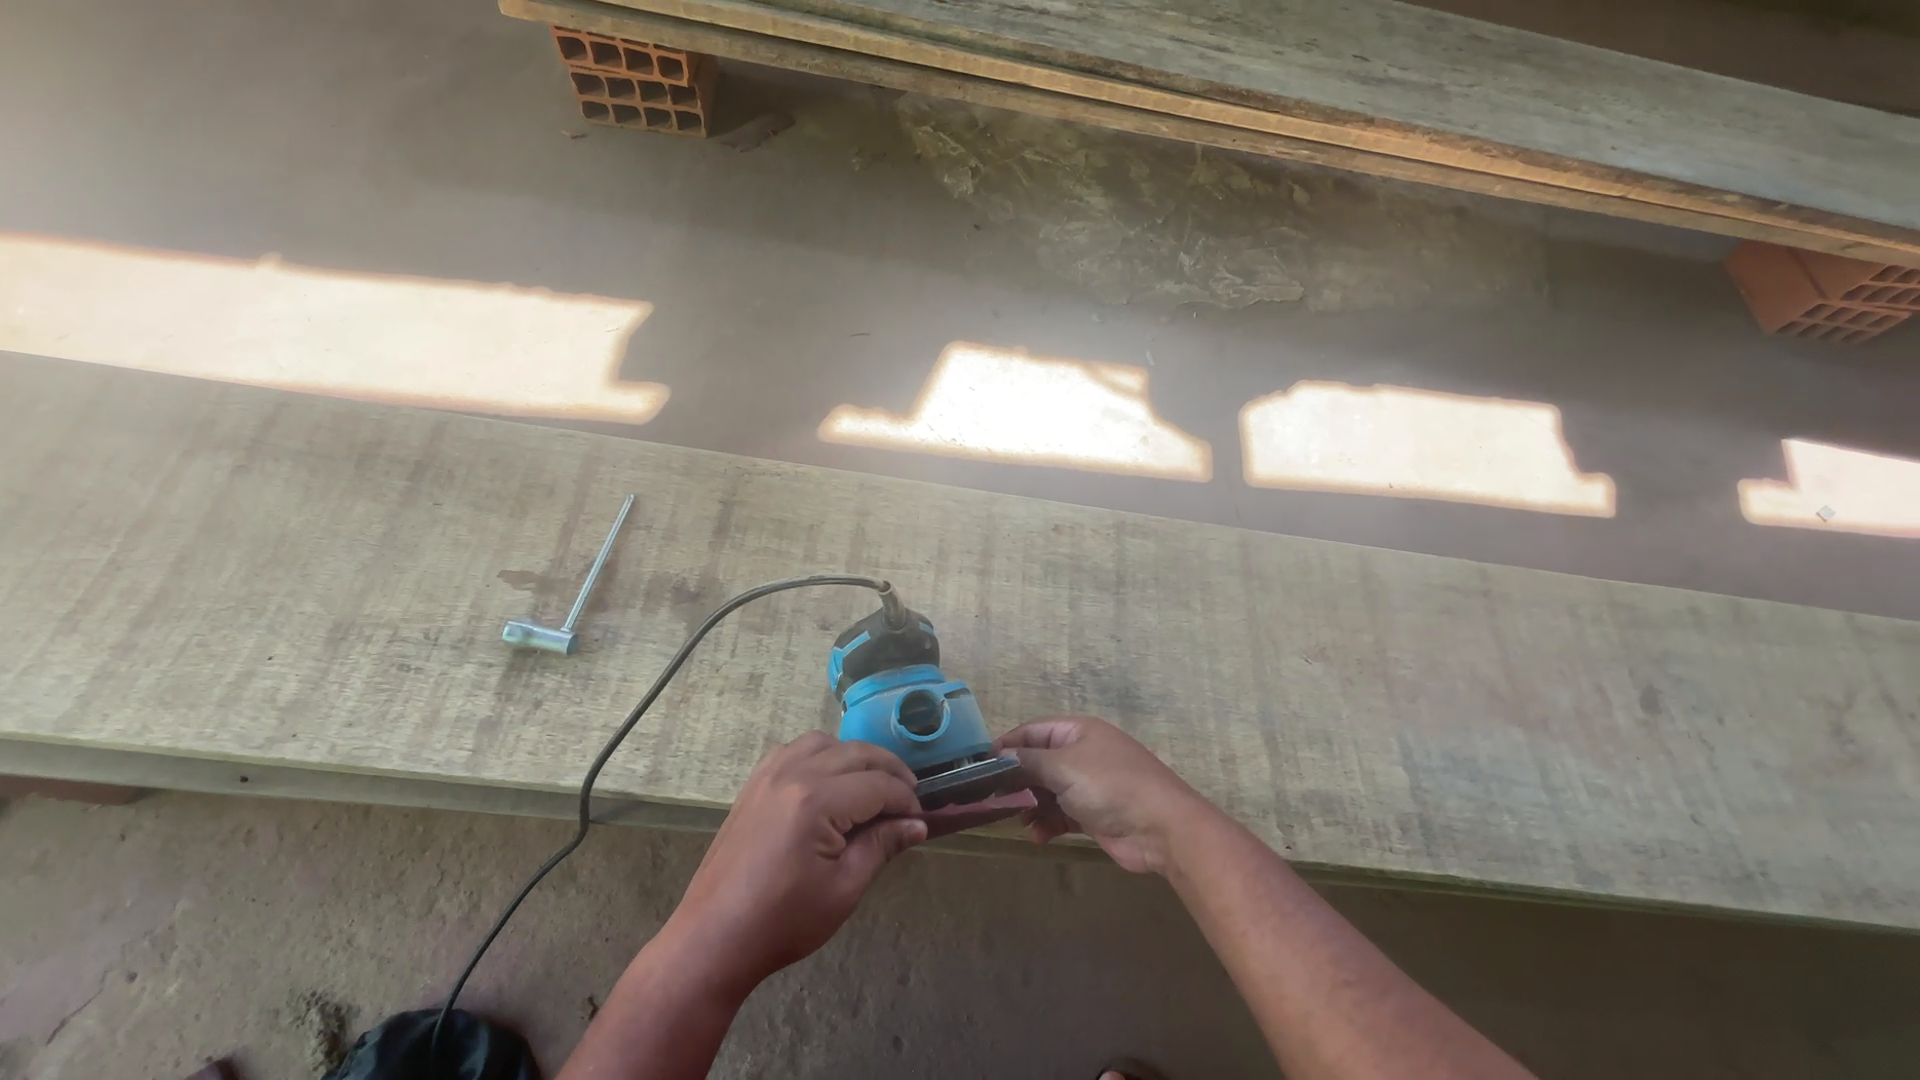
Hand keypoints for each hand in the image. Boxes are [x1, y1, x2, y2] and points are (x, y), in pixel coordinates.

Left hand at [661, 732, 927, 994]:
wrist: (715, 937)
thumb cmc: (783, 922)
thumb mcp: (844, 888)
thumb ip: (882, 846)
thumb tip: (917, 824)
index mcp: (816, 801)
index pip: (879, 785)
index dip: (906, 801)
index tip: (920, 820)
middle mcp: (793, 774)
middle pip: (857, 753)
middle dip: (890, 772)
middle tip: (908, 800)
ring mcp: (768, 775)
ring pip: (825, 742)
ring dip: (855, 757)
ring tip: (872, 786)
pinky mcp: (753, 784)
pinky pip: (794, 750)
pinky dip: (820, 755)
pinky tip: (830, 780)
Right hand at [995, 716, 1212, 874]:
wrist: (1161, 828)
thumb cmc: (1110, 786)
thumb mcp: (1063, 767)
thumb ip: (1027, 761)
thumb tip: (999, 756)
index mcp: (1078, 732)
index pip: (1032, 731)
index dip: (1006, 745)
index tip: (979, 765)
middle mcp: (1082, 754)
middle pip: (1038, 762)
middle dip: (1015, 779)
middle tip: (989, 798)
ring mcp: (1089, 785)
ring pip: (1047, 791)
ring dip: (1029, 805)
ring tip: (1015, 820)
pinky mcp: (1094, 814)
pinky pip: (1061, 814)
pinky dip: (1047, 823)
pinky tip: (1038, 836)